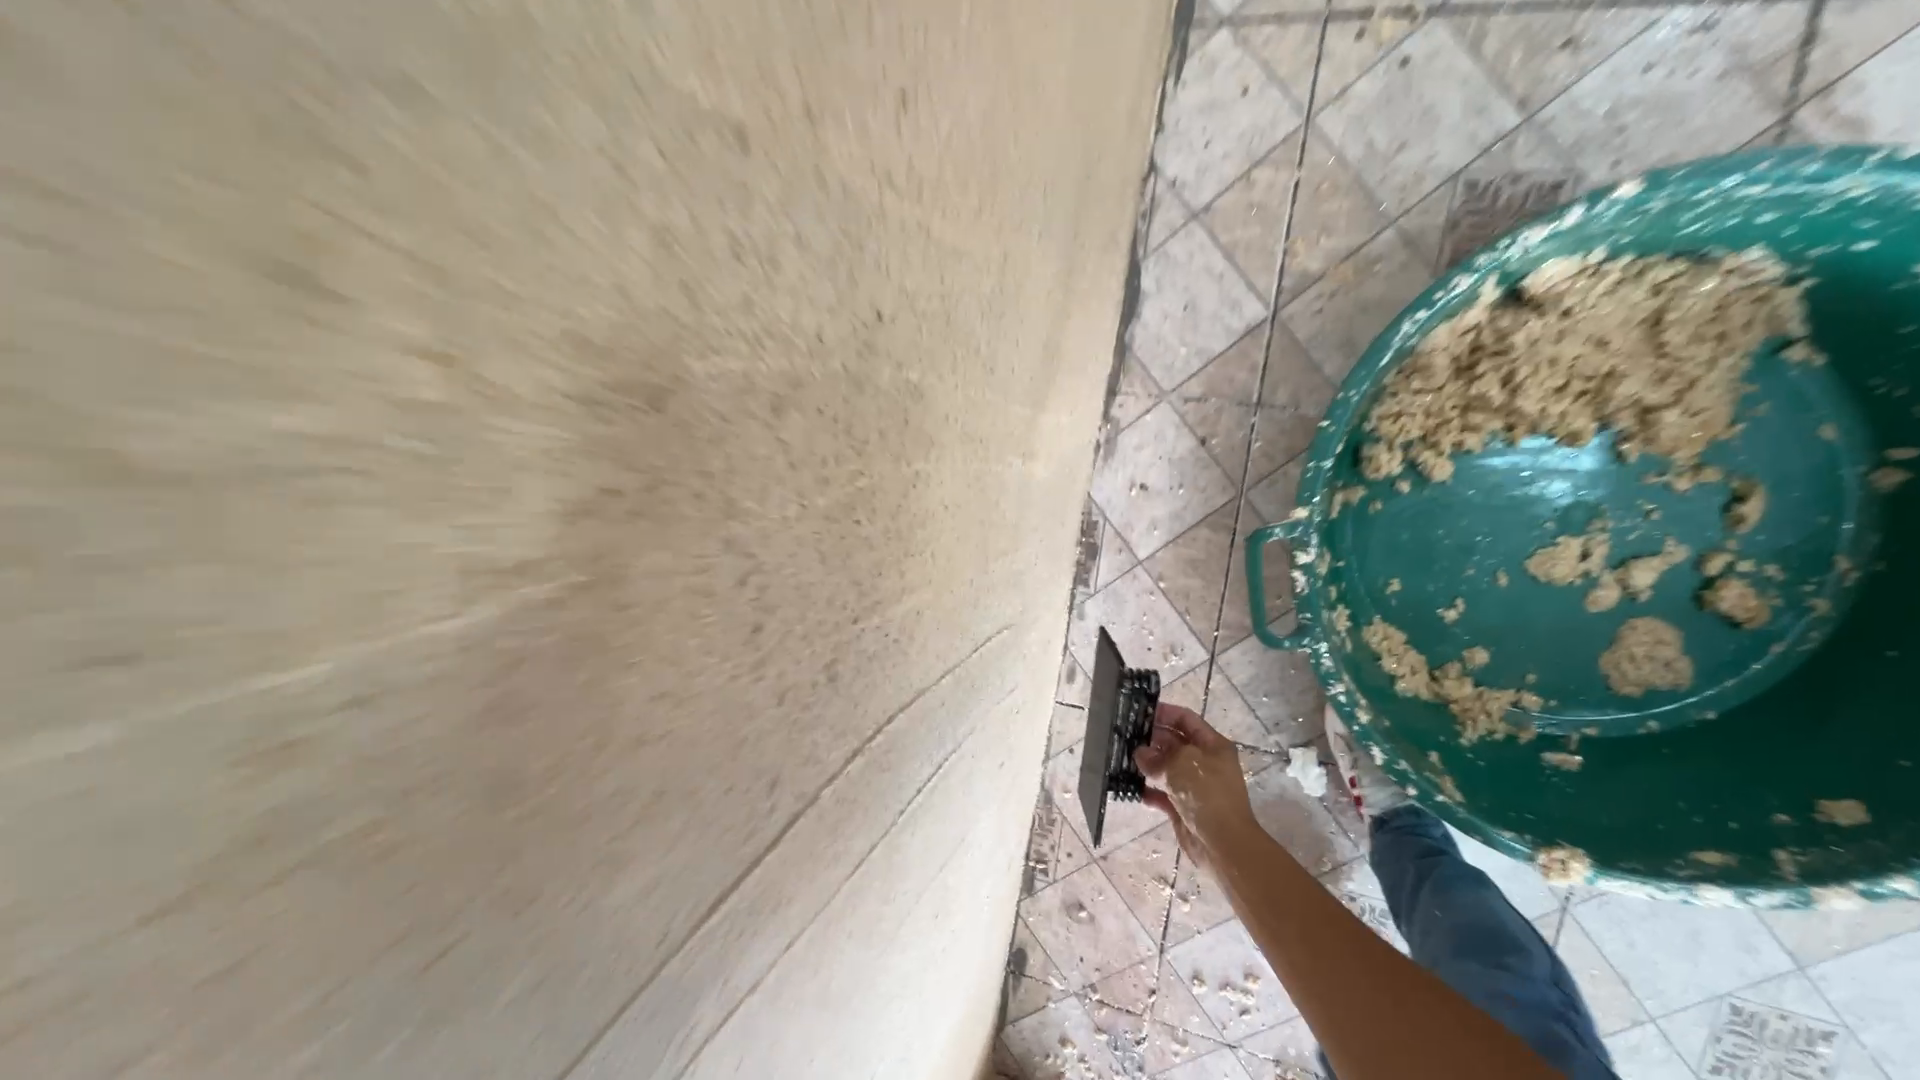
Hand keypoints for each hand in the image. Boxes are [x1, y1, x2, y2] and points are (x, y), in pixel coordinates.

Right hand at [1133, 703, 1256, 872]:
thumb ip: (1157, 756)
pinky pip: (1160, 793)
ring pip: (1165, 768)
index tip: (1138, 711)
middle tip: (1123, 736)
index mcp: (1212, 745)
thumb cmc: (1206, 795)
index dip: (1164, 713)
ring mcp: (1193, 786)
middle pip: (1173, 743)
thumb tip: (1140, 754)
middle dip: (1150, 738)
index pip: (1186, 720)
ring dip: (1145, 764)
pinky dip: (1147, 790)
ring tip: (1121, 758)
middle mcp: (1203, 762)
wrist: (1223, 843)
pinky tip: (1129, 787)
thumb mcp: (1181, 765)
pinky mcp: (1182, 807)